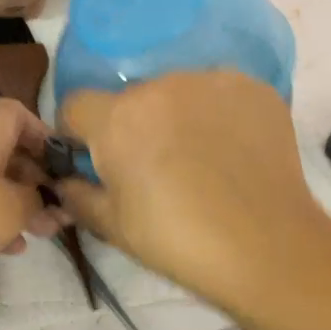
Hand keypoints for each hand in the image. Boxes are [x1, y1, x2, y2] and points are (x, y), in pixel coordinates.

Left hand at [0, 99, 63, 307]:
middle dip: (31, 180)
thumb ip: (40, 203)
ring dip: (8, 201)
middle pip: (2, 145)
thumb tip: (50, 204)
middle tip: (53, 216)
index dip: (49, 143)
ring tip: (30, 236)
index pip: (24, 115)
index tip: (65, 177)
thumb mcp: (13, 212)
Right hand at [56, 72, 330, 307]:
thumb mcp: (111, 226)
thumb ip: (76, 195)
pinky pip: (218, 96)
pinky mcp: (254, 89)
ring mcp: (213, 82)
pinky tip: (227, 154)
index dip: (76, 134)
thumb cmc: (176, 240)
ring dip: (173, 118)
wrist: (264, 246)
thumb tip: (65, 180)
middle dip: (129, 127)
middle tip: (148, 170)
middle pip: (128, 99)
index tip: (91, 161)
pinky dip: (215, 117)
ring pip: (175, 94)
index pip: (75, 105)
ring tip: (194, 161)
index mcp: (117, 119)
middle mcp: (162, 86)